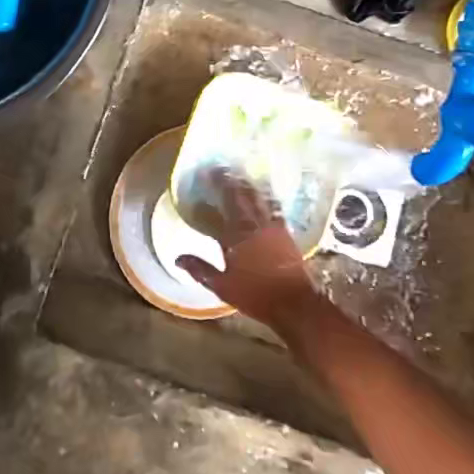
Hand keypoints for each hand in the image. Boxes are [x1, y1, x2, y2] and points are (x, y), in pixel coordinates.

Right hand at [174, 169, 322, 331]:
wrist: (295, 303)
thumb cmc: (256, 295)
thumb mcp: (223, 286)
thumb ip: (200, 269)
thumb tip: (178, 258)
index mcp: (235, 235)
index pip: (219, 205)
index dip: (212, 188)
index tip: (204, 176)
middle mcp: (253, 224)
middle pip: (240, 195)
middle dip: (229, 181)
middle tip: (221, 169)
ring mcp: (272, 226)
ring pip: (258, 198)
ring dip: (248, 186)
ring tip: (241, 176)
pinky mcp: (285, 232)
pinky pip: (274, 207)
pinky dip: (267, 198)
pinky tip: (265, 195)